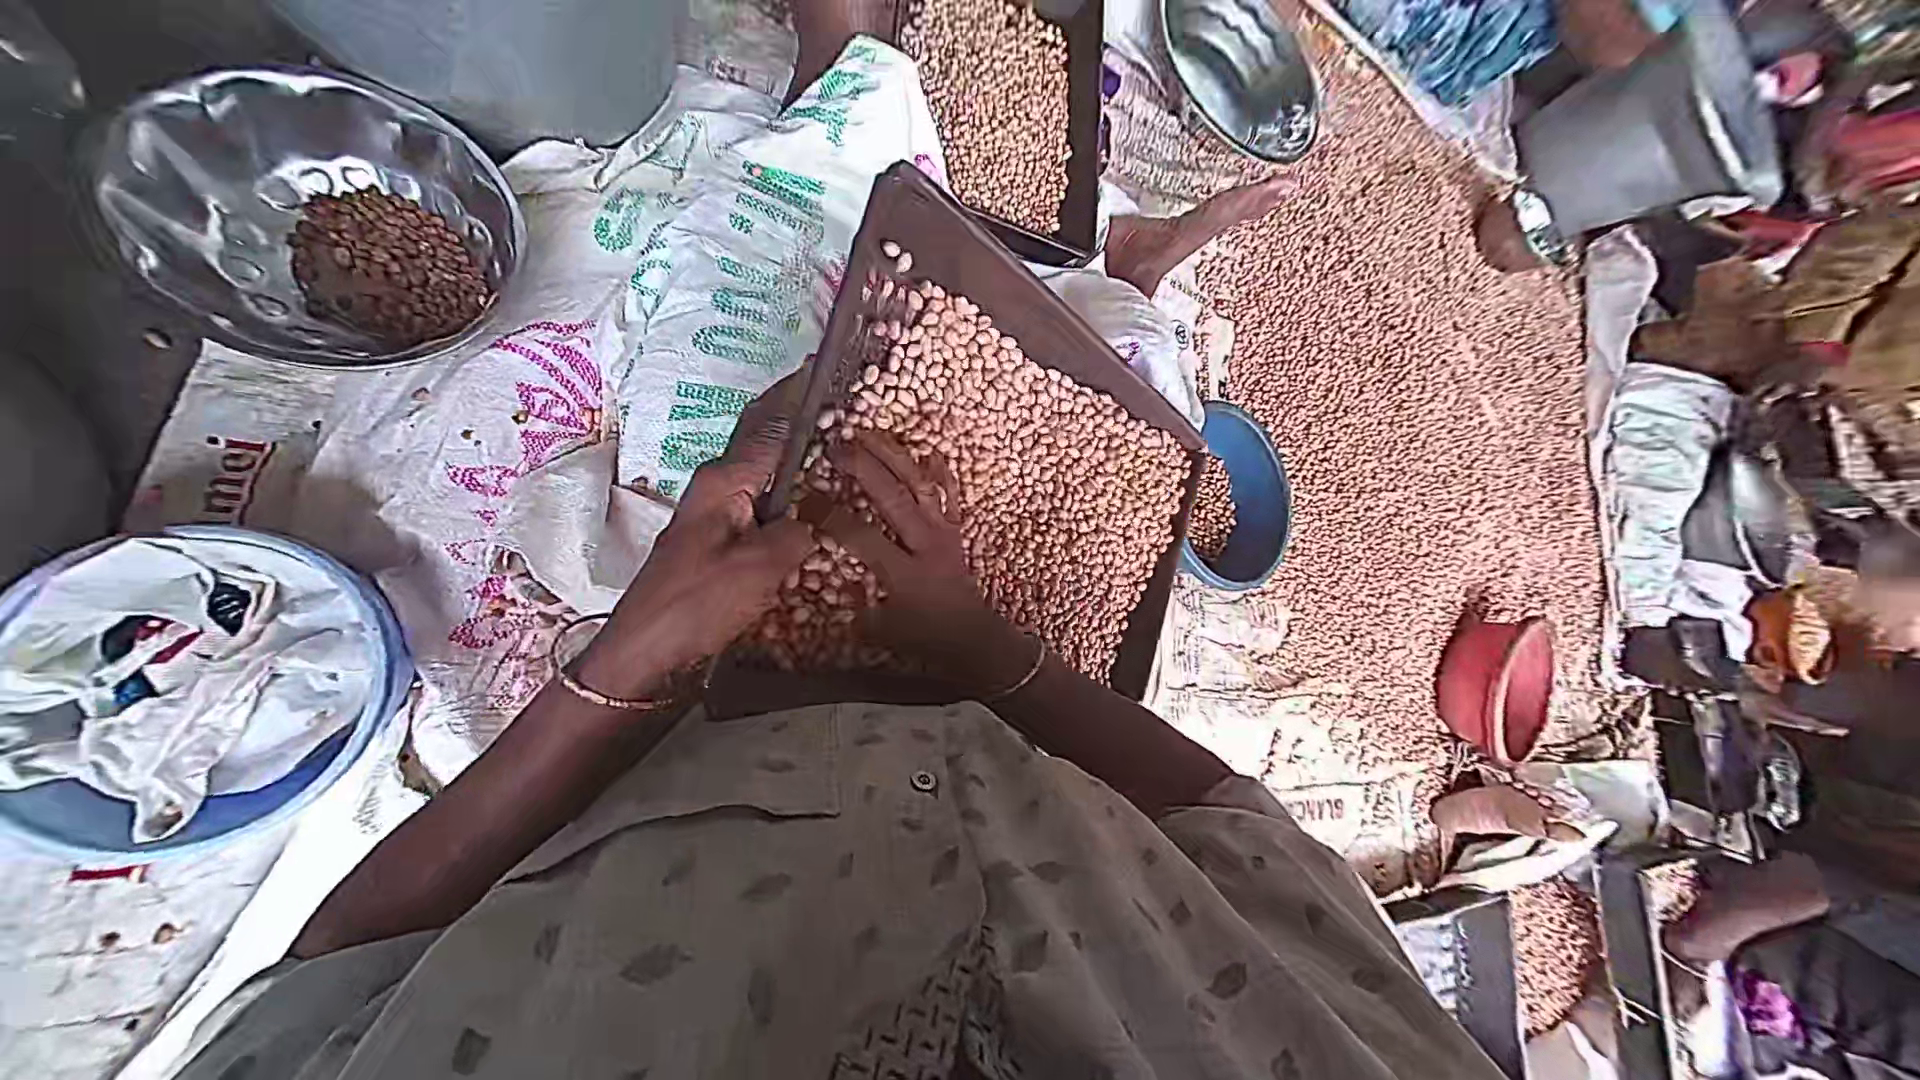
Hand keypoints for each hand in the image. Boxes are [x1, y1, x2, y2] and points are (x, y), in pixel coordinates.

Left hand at [572, 373, 815, 698]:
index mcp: (725, 481)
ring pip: (765, 477)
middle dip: (797, 423)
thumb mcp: (760, 567)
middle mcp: (718, 488)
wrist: (645, 650)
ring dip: (795, 463)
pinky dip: (787, 500)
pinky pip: (762, 508)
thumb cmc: (697, 603)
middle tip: (840, 414)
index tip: (819, 369)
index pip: (770, 426)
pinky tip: (810, 511)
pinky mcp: (717, 540)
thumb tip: (810, 521)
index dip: (795, 396)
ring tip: (834, 457)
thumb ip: (797, 533)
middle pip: (764, 444)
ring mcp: (715, 514)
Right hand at [820, 431, 1036, 694]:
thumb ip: (855, 610)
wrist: (974, 637)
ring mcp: (943, 533)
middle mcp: (925, 545)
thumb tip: (828, 586)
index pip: (860, 536)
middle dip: (864, 469)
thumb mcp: (883, 632)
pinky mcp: (955, 531)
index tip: (805, 500)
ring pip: (920, 486)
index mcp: (903, 573)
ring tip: (868, 435)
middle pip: (894, 497)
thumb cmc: (926, 638)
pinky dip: (941, 473)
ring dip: (894, 457)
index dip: (830, 517)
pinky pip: (950, 495)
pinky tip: (929, 451)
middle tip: (836, 447)